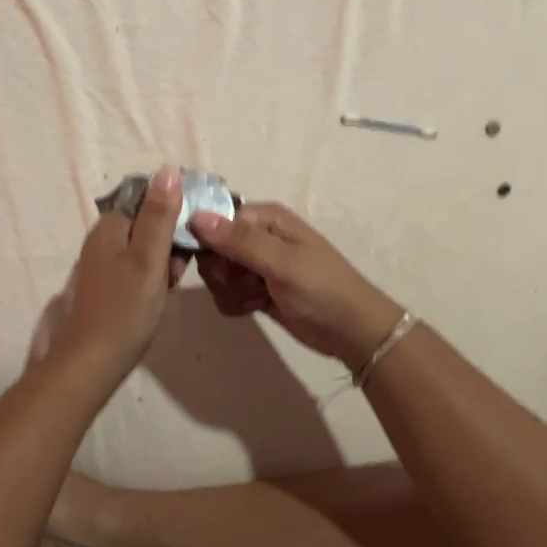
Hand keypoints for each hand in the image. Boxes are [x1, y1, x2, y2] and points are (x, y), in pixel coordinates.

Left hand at [54, 165, 185, 376]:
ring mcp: (100, 267)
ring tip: (166, 291)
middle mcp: (100, 241)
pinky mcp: (104, 290)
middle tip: (176, 274)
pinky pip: (135, 273)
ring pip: (144, 253)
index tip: (188, 245)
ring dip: (163, 268)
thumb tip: (168, 170)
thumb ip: (159, 215)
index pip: (149, 203)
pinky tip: (154, 302)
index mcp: (109, 226)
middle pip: (147, 228)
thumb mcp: (149, 258)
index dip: (173, 220)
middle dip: (169, 247)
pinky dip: (150, 283)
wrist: (92, 363)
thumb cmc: (125, 309)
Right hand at [190, 203, 404, 372]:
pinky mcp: (255, 290)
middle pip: (212, 250)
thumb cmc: (321, 289)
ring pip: (216, 275)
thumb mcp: (281, 262)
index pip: (215, 220)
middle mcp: (257, 236)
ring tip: (258, 297)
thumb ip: (239, 240)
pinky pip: (226, 294)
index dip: (209, 242)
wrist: (350, 331)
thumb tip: (195, 216)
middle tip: (248, 282)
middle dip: (223, 273)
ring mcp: (255, 265)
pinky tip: (257, 308)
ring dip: (232, 291)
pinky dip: (238, 304)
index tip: (217, 263)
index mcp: (266, 218)